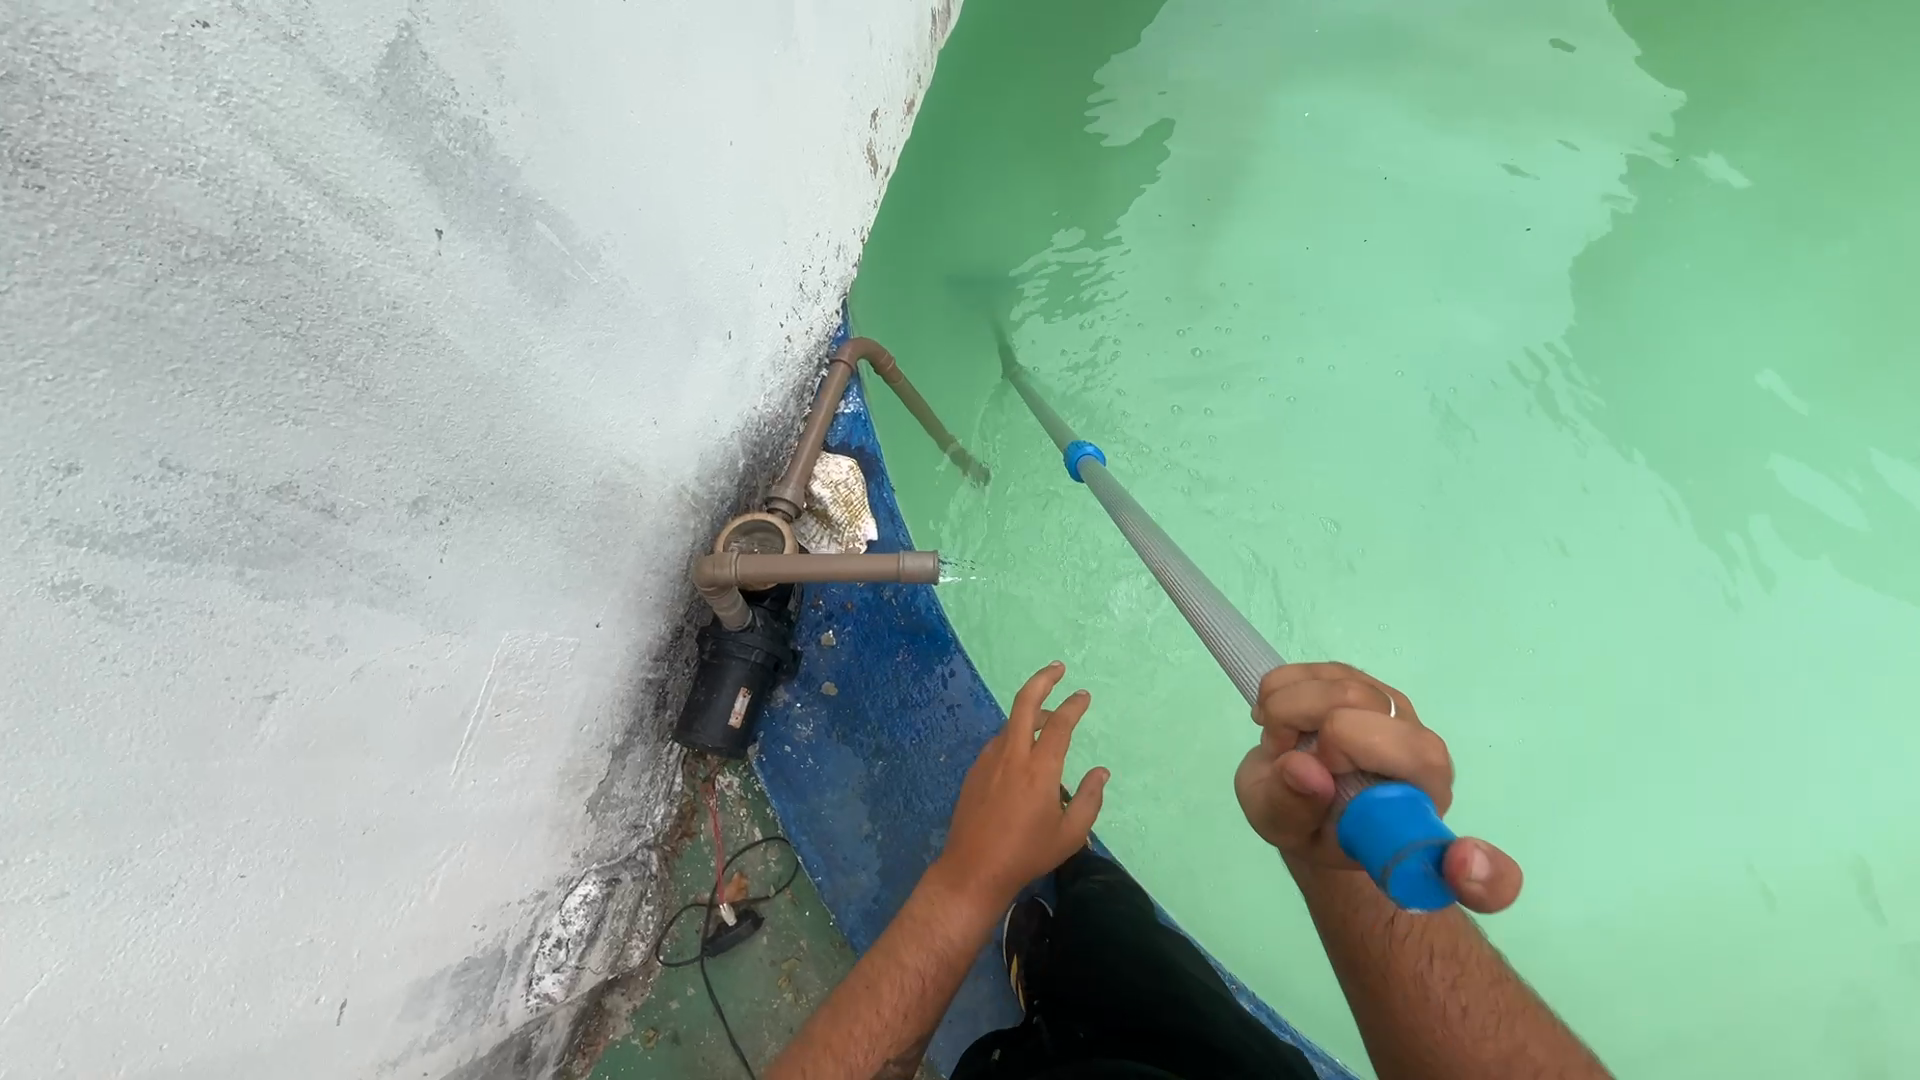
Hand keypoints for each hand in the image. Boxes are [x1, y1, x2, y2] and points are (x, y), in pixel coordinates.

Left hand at [932, 662, 1109, 916]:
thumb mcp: (1070, 835)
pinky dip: (1016, 736)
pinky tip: (1024, 753)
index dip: (1074, 705)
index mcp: (1040, 769)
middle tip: (1057, 668)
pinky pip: (999, 742)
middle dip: (1043, 679)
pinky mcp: (975, 770)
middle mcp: (1013, 755)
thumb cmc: (1027, 854)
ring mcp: (989, 760)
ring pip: (1011, 723)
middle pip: (1025, 702)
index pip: (1060, 724)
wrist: (973, 868)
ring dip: (1031, 713)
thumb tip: (1101, 772)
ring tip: (1049, 721)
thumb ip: (1089, 799)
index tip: (1083, 695)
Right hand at [1234, 662, 1522, 912]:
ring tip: (1278, 741)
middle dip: (1296, 718)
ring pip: (1332, 679)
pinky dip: (1277, 690)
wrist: (1308, 806)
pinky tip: (1278, 721)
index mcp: (1419, 789)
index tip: (1320, 775)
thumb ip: (1291, 808)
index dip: (1353, 751)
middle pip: (1356, 699)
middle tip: (1280, 751)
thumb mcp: (1288, 833)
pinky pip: (1310, 668)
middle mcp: (1415, 739)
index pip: (1416, 754)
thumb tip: (1302, 767)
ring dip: (1283, 706)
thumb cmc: (1311, 827)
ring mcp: (1388, 703)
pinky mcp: (1358, 678)